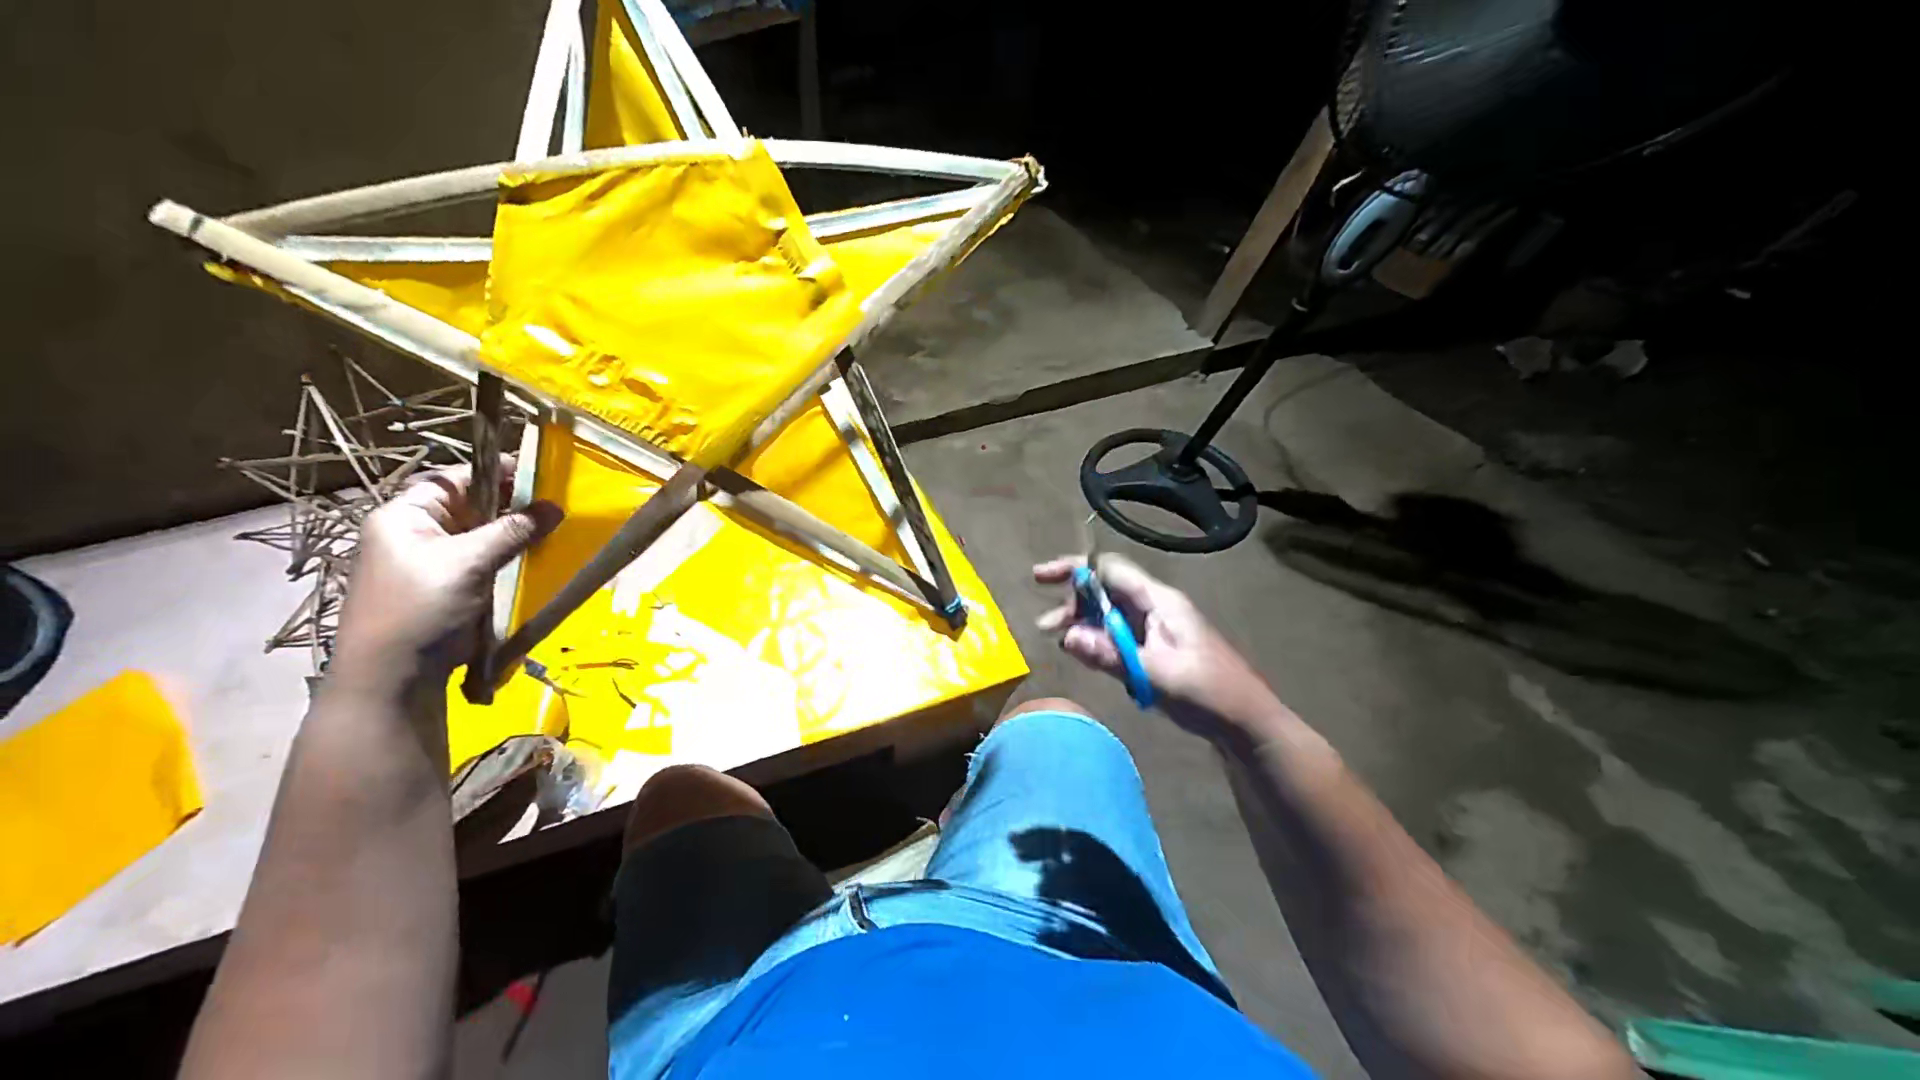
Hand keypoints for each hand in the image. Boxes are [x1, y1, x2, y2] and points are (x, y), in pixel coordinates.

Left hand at [329, 457, 562, 698]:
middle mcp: (415, 533)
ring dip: (512, 536)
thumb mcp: (469, 563)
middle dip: (512, 506)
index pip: (455, 478)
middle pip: (471, 506)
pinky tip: (532, 561)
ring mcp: (430, 562)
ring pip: (480, 535)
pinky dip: (506, 559)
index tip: (539, 477)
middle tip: (553, 509)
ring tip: (549, 534)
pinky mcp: (447, 588)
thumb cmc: (421, 609)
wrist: (392, 678)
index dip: (495, 473)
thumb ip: (513, 531)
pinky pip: (482, 562)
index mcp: (405, 516)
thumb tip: (554, 506)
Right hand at [1034, 553, 1271, 738]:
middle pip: (1105, 589)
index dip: (1075, 569)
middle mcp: (1155, 607)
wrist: (1246, 722)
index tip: (1042, 578)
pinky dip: (1097, 638)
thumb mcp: (1155, 674)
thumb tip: (1067, 637)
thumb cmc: (1207, 693)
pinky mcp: (1155, 647)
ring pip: (1109, 612)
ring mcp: (1155, 627)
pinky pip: (1118, 633)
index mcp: (1159, 601)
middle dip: (1072, 601)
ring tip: (1058, 640)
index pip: (1110, 570)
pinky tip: (1082, 652)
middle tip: (1045, 626)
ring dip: (1082, 622)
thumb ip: (1110, 655)